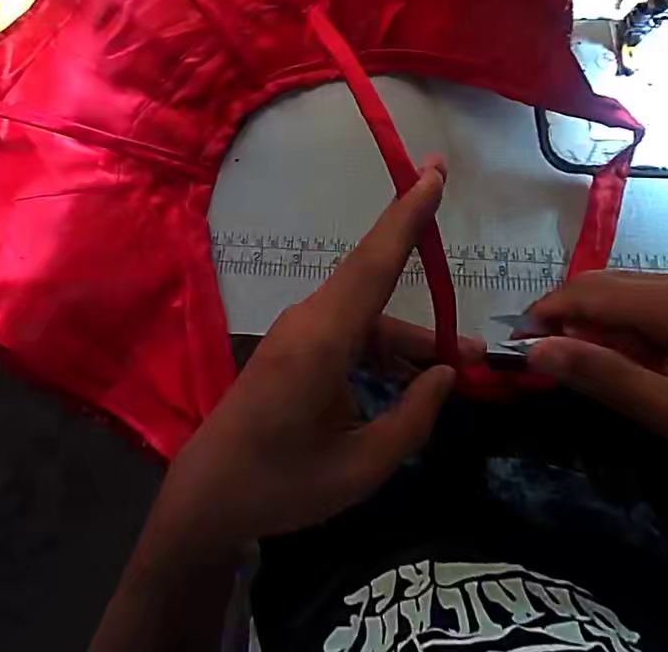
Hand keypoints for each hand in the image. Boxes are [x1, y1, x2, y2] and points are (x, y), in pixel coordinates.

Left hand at [148, 161, 474, 549]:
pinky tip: (410, 379)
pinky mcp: (296, 344)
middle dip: (413, 236)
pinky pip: (350, 331)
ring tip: (458, 362)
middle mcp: (309, 320)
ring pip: (367, 313)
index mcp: (322, 341)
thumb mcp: (359, 468)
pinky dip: (383, 348)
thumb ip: (412, 419)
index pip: (374, 264)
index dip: (407, 216)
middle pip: (374, 277)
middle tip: (444, 191)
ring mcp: (299, 329)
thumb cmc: (281, 485)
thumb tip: (446, 374)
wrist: (208, 494)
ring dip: (409, 335)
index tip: (431, 173)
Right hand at [523, 270, 667, 511]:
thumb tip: (537, 349)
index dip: (544, 315)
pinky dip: (627, 330)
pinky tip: (636, 366)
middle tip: (549, 367)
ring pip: (626, 295)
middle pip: (603, 287)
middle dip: (567, 320)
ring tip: (591, 373)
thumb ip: (606, 377)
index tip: (517, 349)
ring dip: (596, 326)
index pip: (586, 292)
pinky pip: (652, 306)